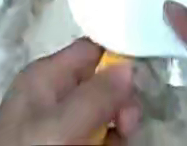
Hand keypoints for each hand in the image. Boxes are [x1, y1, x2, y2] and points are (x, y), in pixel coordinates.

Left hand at [0, 37, 142, 145]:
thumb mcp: (59, 126)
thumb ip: (95, 97)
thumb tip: (131, 67)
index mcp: (44, 77)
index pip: (89, 51)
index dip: (117, 59)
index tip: (141, 82)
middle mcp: (52, 99)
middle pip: (100, 89)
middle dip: (120, 107)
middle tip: (127, 129)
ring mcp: (56, 132)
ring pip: (102, 122)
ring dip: (116, 136)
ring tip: (116, 145)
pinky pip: (94, 144)